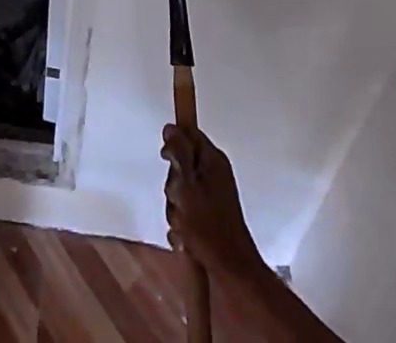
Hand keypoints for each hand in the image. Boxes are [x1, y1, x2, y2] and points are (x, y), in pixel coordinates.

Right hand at [162, 123, 263, 274]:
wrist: (229, 268)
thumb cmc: (208, 225)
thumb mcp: (186, 184)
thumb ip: (178, 154)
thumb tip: (171, 128)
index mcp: (213, 161)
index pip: (189, 133)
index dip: (174, 142)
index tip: (166, 158)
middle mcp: (214, 173)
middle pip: (181, 163)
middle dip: (172, 182)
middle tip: (179, 197)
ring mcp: (212, 194)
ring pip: (180, 187)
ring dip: (175, 204)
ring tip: (183, 220)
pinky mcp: (209, 213)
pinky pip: (186, 207)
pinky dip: (182, 219)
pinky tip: (185, 233)